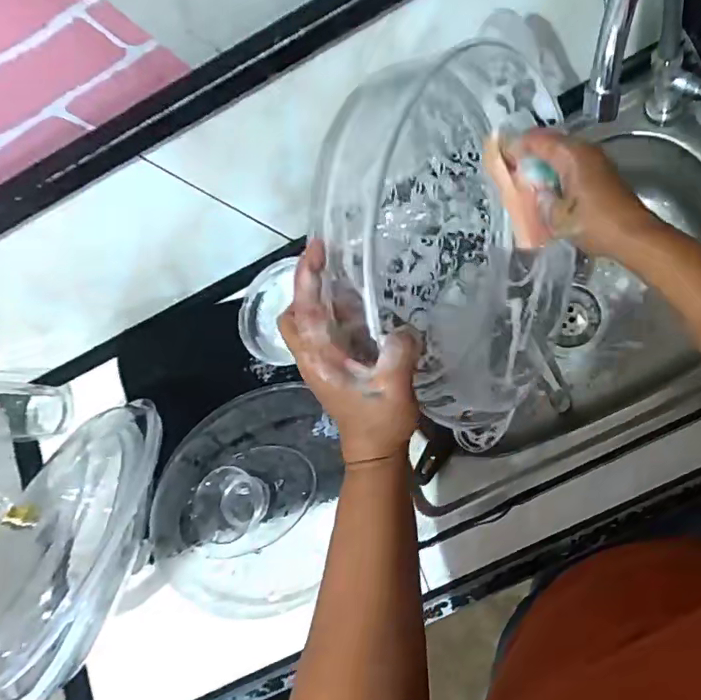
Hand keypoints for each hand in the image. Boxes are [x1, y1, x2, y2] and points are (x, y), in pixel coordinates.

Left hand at [278, 239, 420, 465]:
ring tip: (355, 273)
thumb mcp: (394, 387)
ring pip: (316, 318)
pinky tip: (369, 304)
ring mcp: (326, 359)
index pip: (304, 309)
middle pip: (298, 311)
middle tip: (335, 262)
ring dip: (328, 295)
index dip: (307, 276)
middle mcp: (315, 354)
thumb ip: (398, 353)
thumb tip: (403, 327)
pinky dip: (345, 311)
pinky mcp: (340, 363)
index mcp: (319, 357)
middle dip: (308, 284)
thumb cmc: (380, 422)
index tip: (318, 247)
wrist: (375, 452)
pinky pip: (335, 328)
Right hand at [507, 130, 663, 259]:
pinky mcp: (603, 175)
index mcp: (571, 155)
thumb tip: (536, 191)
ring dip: (545, 164)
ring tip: (528, 180)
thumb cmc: (596, 225)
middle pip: (550, 143)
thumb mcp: (558, 218)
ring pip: (562, 154)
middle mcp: (584, 150)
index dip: (516, 146)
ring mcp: (596, 161)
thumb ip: (541, 200)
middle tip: (512, 169)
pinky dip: (559, 173)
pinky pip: (573, 166)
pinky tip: (551, 189)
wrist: (634, 237)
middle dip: (530, 154)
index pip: (536, 140)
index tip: (500, 157)